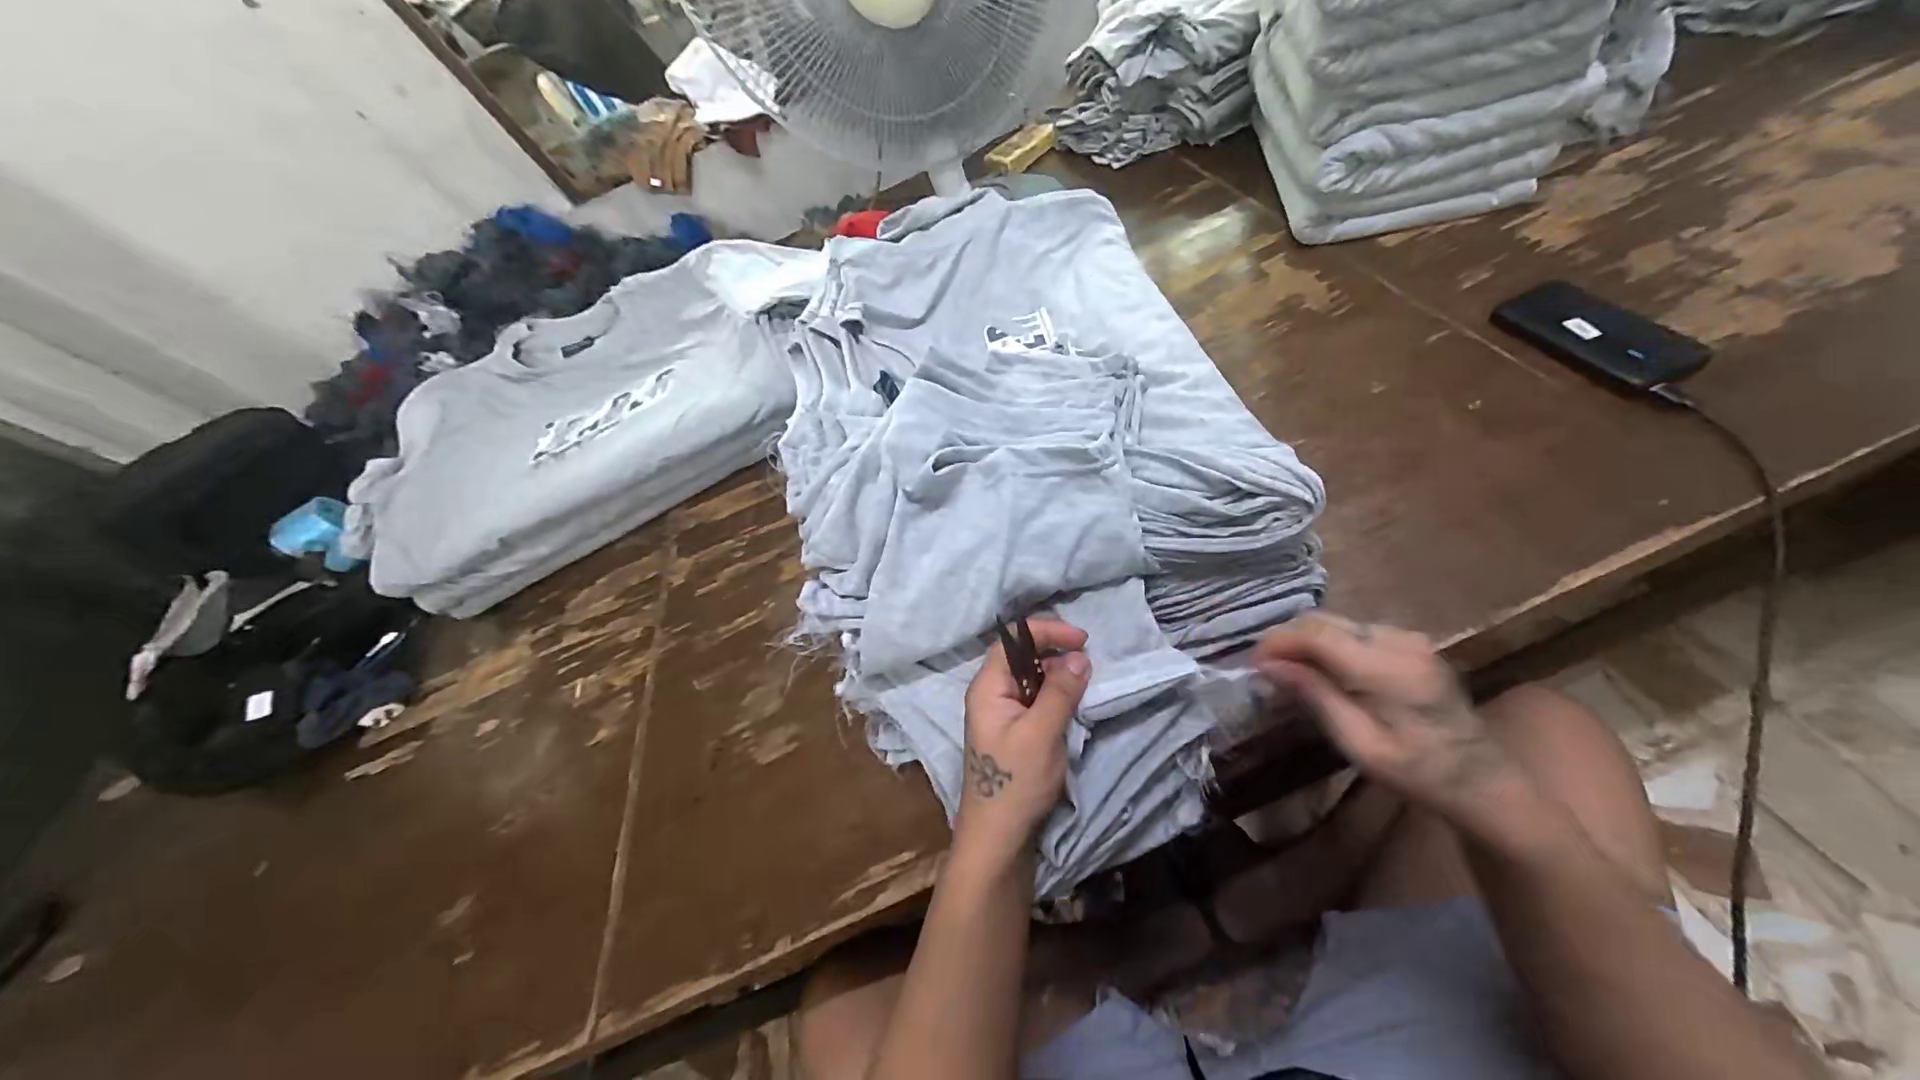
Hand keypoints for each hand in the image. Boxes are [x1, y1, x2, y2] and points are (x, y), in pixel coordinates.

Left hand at [954, 618, 1091, 864]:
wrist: (998, 835)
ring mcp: (1002, 713)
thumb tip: (1079, 657)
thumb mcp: (1041, 733)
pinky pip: (1034, 699)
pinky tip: (1073, 702)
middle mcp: (991, 694)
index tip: (1081, 639)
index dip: (1045, 631)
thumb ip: (1060, 692)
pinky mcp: (1014, 730)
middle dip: (1054, 650)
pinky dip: (1054, 694)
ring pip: (1030, 678)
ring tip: (1085, 681)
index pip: (1012, 640)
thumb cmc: (1015, 781)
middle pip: (1020, 655)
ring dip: (1057, 673)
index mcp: (987, 688)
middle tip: (1088, 660)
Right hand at [1254, 614, 1519, 825]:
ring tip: (1289, 669)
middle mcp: (1398, 641)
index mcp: (1386, 668)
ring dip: (1307, 640)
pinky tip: (1321, 668)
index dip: (1277, 642)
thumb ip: (1314, 695)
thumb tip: (1268, 665)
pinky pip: (1356, 631)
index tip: (1252, 663)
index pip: (1316, 634)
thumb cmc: (1416, 771)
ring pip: (1337, 622)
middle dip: (1287, 639)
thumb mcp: (1358, 743)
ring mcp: (1409, 638)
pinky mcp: (1412, 643)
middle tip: (1265, 668)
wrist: (1482, 781)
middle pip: (1324, 621)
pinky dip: (1329, 643)